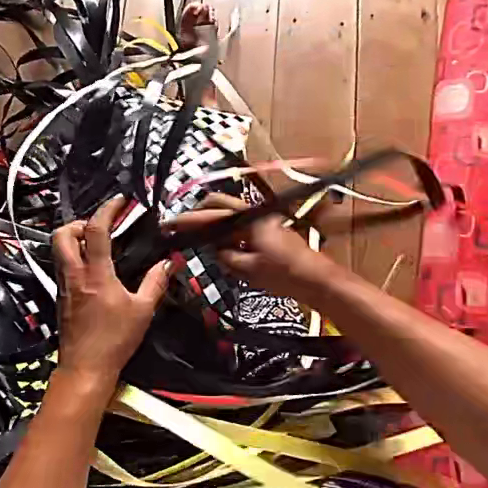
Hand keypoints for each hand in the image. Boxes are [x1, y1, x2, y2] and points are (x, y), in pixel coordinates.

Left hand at [52, 196, 170, 389]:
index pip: (95, 230)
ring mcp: (64, 286)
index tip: (120, 201)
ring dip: (74, 239)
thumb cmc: (115, 340)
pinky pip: (63, 267)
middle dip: (79, 222)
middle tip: (99, 226)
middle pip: (62, 234)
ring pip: (59, 251)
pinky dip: (75, 258)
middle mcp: (74, 275)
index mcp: (96, 274)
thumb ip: (155, 282)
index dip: (107, 210)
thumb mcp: (143, 310)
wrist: (85, 368)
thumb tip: (168, 262)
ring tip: (97, 245)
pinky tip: (93, 269)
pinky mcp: (61, 298)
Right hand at [164, 193, 343, 304]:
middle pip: (221, 206)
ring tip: (195, 238)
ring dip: (214, 225)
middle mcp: (256, 214)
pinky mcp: (270, 232)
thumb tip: (215, 250)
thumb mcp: (248, 269)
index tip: (169, 225)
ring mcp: (264, 221)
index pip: (212, 214)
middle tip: (181, 228)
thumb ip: (226, 257)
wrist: (318, 281)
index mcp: (249, 219)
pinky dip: (228, 234)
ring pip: (231, 217)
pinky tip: (220, 246)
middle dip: (200, 215)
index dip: (188, 220)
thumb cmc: (284, 274)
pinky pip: (242, 228)